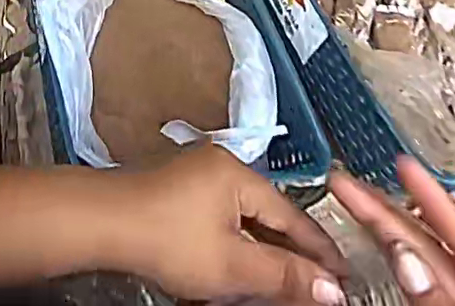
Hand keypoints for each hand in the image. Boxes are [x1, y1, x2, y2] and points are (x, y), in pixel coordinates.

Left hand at [116, 146, 347, 305]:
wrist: (108, 221)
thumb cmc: (172, 240)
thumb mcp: (232, 265)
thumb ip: (284, 275)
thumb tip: (333, 290)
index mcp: (238, 173)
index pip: (291, 214)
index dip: (319, 249)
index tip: (346, 277)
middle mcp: (221, 164)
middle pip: (267, 212)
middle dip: (291, 250)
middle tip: (318, 285)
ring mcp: (198, 172)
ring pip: (244, 215)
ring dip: (263, 247)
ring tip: (285, 280)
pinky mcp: (180, 186)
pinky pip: (222, 213)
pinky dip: (237, 239)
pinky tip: (242, 264)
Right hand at [330, 158, 454, 305]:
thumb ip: (441, 301)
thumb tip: (405, 255)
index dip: (432, 196)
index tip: (402, 160)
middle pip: (439, 248)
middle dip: (389, 209)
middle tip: (344, 181)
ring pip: (433, 265)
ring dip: (392, 232)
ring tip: (357, 203)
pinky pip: (432, 285)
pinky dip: (405, 261)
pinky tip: (389, 251)